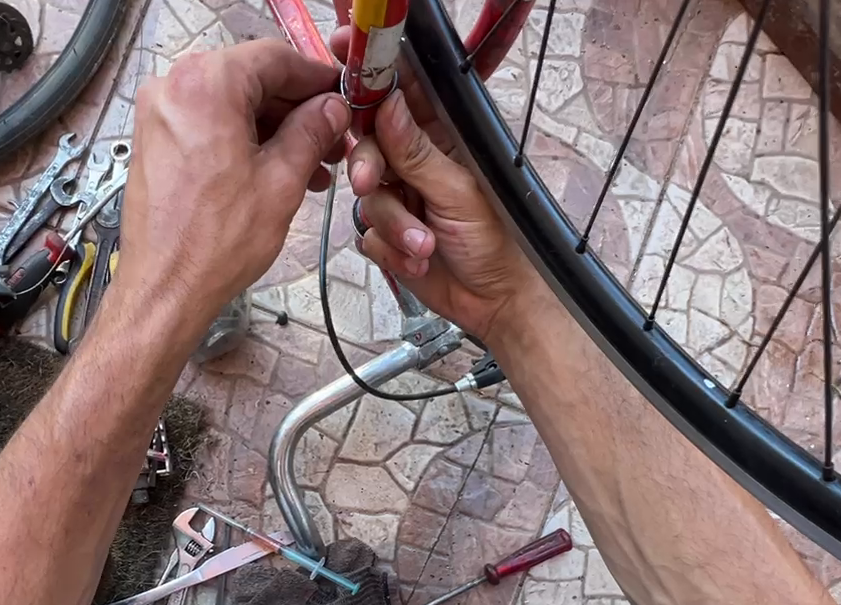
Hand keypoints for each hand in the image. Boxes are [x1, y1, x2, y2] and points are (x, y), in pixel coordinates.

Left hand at [110, 40, 348, 338]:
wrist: (166, 287)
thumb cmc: (213, 244)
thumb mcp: (280, 183)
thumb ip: (311, 134)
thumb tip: (332, 109)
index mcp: (206, 84)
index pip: (274, 58)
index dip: (315, 78)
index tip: (340, 97)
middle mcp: (174, 87)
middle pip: (250, 80)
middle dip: (295, 110)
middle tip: (331, 140)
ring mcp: (160, 114)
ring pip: (231, 106)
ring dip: (273, 131)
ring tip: (309, 168)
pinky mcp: (156, 143)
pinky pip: (209, 126)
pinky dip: (243, 142)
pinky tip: (272, 172)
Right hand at [337, 51, 541, 343]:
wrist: (493, 301)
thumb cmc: (493, 240)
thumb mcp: (457, 192)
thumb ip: (416, 152)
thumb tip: (388, 103)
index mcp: (440, 139)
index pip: (401, 97)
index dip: (373, 82)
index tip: (347, 67)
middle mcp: (415, 166)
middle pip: (369, 147)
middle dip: (368, 167)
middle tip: (369, 183)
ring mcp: (400, 202)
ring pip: (367, 198)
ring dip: (394, 227)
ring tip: (424, 247)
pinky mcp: (388, 238)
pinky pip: (369, 236)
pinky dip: (391, 252)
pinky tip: (418, 263)